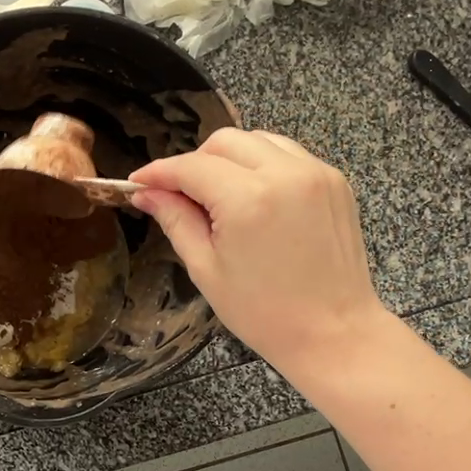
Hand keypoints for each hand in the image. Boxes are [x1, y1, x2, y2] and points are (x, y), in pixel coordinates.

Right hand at [130, 128, 387, 376]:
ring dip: (228, 159)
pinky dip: (260, 165)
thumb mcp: (205, 269)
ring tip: (215, 196)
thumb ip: (176, 221)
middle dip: (194, 162)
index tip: (138, 182)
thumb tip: (148, 195)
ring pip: (257, 140)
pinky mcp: (333, 180)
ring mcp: (315, 172)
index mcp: (248, 200)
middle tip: (177, 195)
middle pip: (224, 142)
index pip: (191, 167)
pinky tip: (250, 198)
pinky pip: (287, 154)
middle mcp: (284, 174)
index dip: (159, 172)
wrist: (331, 330)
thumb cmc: (262, 311)